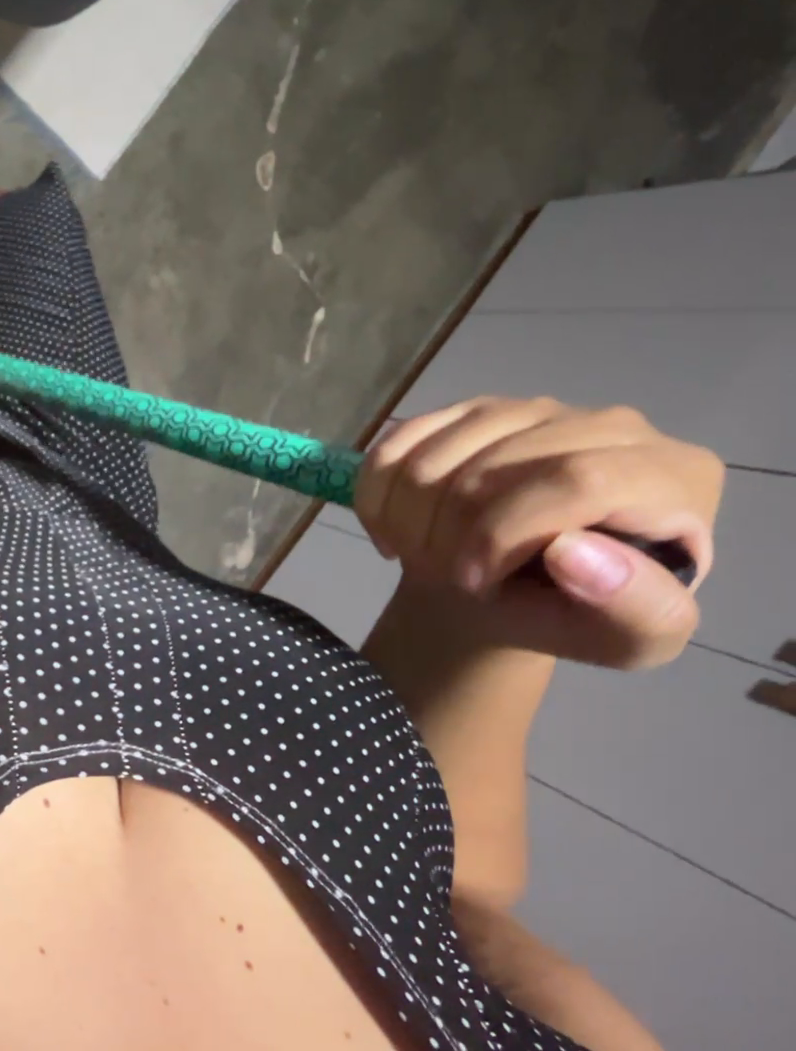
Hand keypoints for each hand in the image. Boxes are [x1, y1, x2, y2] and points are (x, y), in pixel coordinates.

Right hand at [355, 397, 723, 669]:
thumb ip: (638, 610)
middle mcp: (612, 425)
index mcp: (672, 476)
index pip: (576, 480)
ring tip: (418, 553)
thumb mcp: (627, 640)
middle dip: (446, 531)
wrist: (507, 591)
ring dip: (406, 515)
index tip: (472, 582)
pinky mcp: (471, 412)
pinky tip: (392, 523)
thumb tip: (573, 551)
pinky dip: (377, 491)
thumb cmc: (567, 614)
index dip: (504, 532)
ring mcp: (534, 411)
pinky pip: (401, 439)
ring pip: (439, 452)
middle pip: (495, 466)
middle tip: (442, 575)